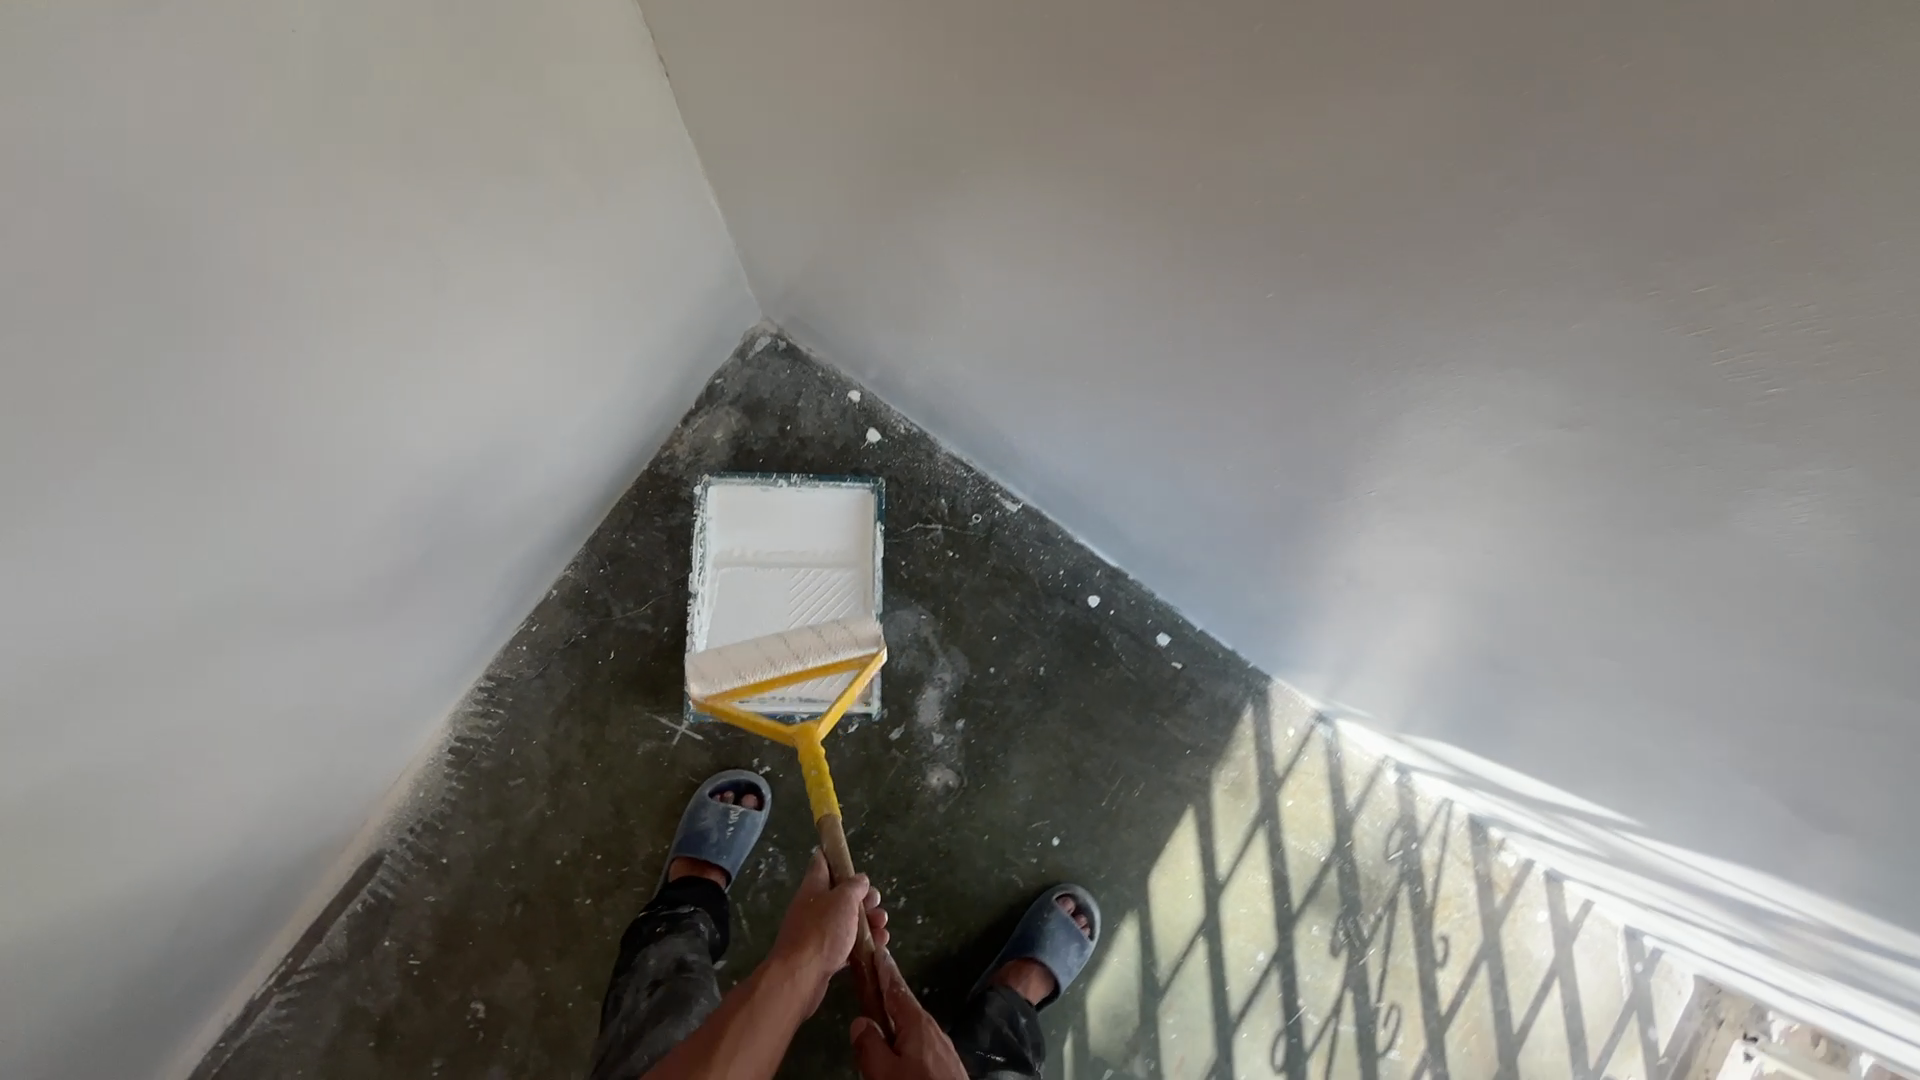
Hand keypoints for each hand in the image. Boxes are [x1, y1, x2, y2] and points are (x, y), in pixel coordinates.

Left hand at [769, 849, 888, 1002]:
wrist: (800, 978)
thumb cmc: (822, 931)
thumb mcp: (843, 900)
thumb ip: (854, 886)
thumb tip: (860, 879)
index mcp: (814, 886)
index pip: (822, 862)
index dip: (836, 857)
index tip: (853, 860)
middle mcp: (813, 907)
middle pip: (840, 894)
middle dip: (863, 897)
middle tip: (877, 902)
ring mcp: (817, 932)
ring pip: (846, 920)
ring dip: (867, 920)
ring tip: (883, 924)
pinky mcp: (823, 956)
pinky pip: (846, 944)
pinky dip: (863, 943)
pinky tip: (879, 944)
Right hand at [848, 949, 967, 1079]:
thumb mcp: (885, 1074)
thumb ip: (870, 1047)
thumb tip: (860, 1021)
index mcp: (916, 1023)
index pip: (896, 987)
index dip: (884, 969)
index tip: (876, 949)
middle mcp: (931, 1028)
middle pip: (904, 1004)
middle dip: (887, 992)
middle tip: (870, 980)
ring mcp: (940, 1046)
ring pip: (911, 1025)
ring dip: (895, 1015)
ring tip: (878, 1011)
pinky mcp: (945, 1064)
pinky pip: (918, 1041)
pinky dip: (904, 1034)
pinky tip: (898, 1045)